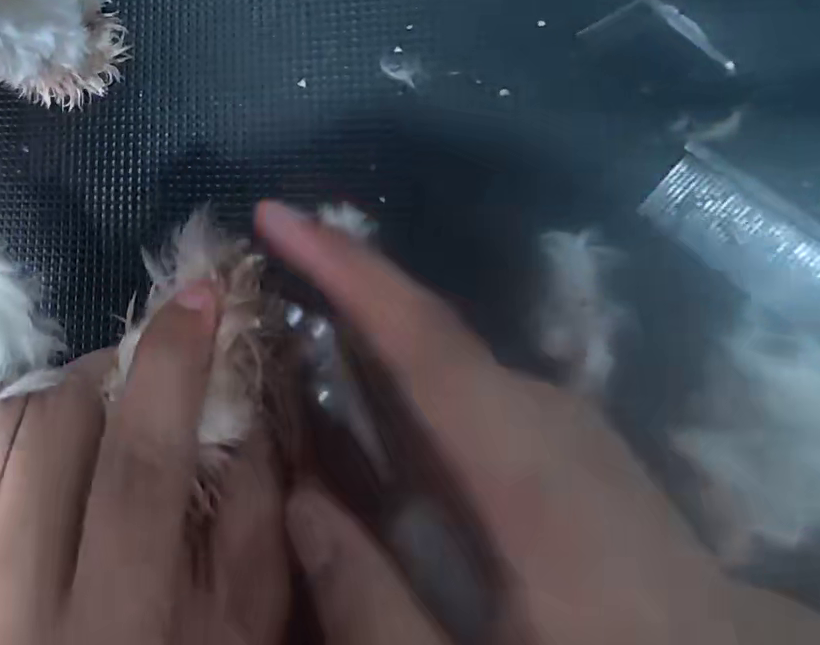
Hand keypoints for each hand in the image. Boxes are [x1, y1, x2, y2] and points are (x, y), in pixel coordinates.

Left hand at [0, 280, 288, 644]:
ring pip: (8, 427)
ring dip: (69, 389)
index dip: (172, 364)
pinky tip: (56, 447)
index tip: (200, 299)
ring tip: (107, 405)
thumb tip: (240, 400)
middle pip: (60, 422)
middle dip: (116, 364)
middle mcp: (18, 610)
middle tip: (151, 365)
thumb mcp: (245, 630)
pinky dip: (21, 424)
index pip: (140, 460)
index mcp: (122, 627)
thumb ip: (253, 512)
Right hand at [256, 200, 748, 644]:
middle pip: (419, 323)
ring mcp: (557, 416)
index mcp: (522, 461)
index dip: (343, 265)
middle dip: (337, 282)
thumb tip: (299, 504)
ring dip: (365, 323)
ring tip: (291, 324)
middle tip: (258, 272)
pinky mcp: (560, 433)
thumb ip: (377, 610)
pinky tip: (366, 398)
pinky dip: (401, 366)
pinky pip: (460, 380)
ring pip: (439, 350)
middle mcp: (539, 409)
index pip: (418, 331)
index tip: (274, 214)